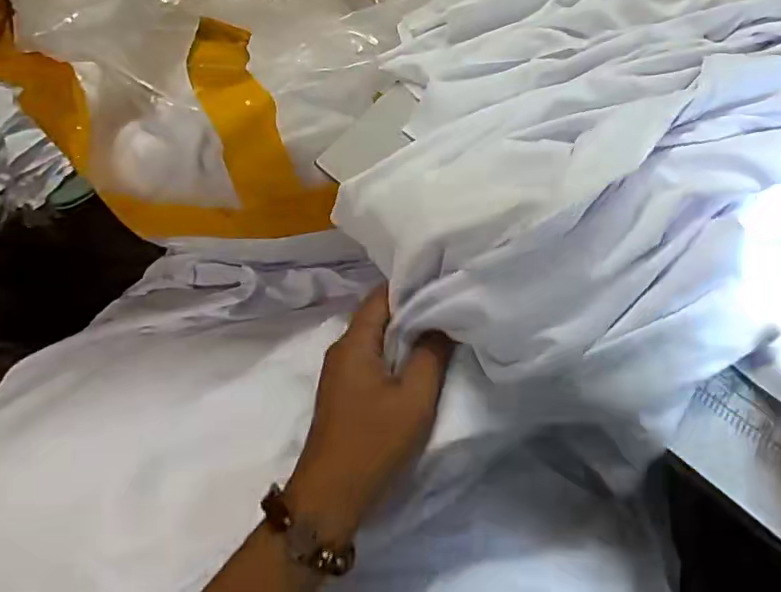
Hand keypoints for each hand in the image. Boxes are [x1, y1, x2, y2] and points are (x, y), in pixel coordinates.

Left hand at [287, 283, 451, 539]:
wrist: (329, 502)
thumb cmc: (373, 443)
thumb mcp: (415, 396)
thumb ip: (432, 352)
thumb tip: (444, 318)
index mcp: (354, 343)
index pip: (382, 294)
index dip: (413, 283)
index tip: (445, 278)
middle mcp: (342, 350)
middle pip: (380, 312)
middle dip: (415, 305)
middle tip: (451, 300)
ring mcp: (341, 373)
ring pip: (378, 335)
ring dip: (407, 330)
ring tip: (443, 325)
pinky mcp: (346, 392)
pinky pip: (374, 355)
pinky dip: (398, 350)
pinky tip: (421, 357)